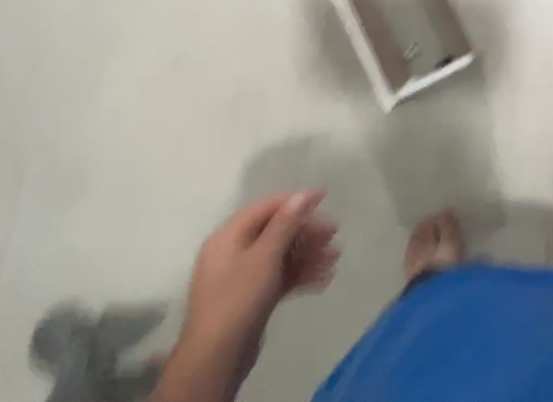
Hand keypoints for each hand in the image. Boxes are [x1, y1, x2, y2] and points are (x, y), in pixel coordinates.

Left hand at [156, 191, 338, 401]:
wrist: (217, 358)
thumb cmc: (238, 300)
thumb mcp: (264, 257)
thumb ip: (285, 224)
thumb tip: (304, 194)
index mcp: (228, 238)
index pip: (265, 209)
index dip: (294, 201)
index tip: (325, 198)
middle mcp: (233, 253)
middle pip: (275, 232)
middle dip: (306, 232)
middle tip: (334, 234)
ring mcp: (243, 277)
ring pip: (281, 256)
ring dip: (308, 254)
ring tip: (335, 258)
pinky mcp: (252, 298)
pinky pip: (280, 277)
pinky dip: (300, 275)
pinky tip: (323, 279)